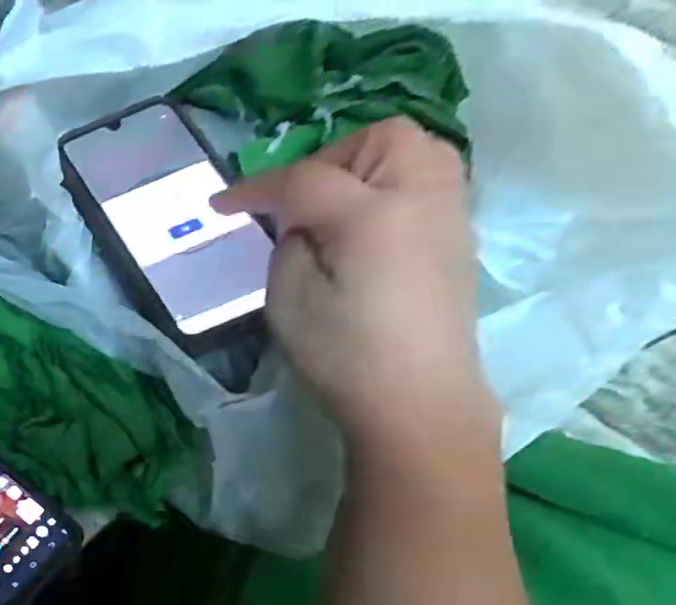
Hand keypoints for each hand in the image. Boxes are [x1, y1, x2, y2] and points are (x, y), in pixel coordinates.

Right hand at [212, 118, 496, 457]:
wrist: (414, 394)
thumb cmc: (343, 352)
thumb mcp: (289, 300)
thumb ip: (289, 245)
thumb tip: (298, 221)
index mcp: (372, 212)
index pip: (305, 180)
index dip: (256, 188)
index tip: (219, 205)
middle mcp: (420, 193)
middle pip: (378, 139)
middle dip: (326, 160)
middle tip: (292, 203)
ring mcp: (448, 209)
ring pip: (411, 150)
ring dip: (363, 165)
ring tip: (330, 207)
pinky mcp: (457, 232)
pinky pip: (425, 178)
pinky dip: (389, 183)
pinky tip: (365, 223)